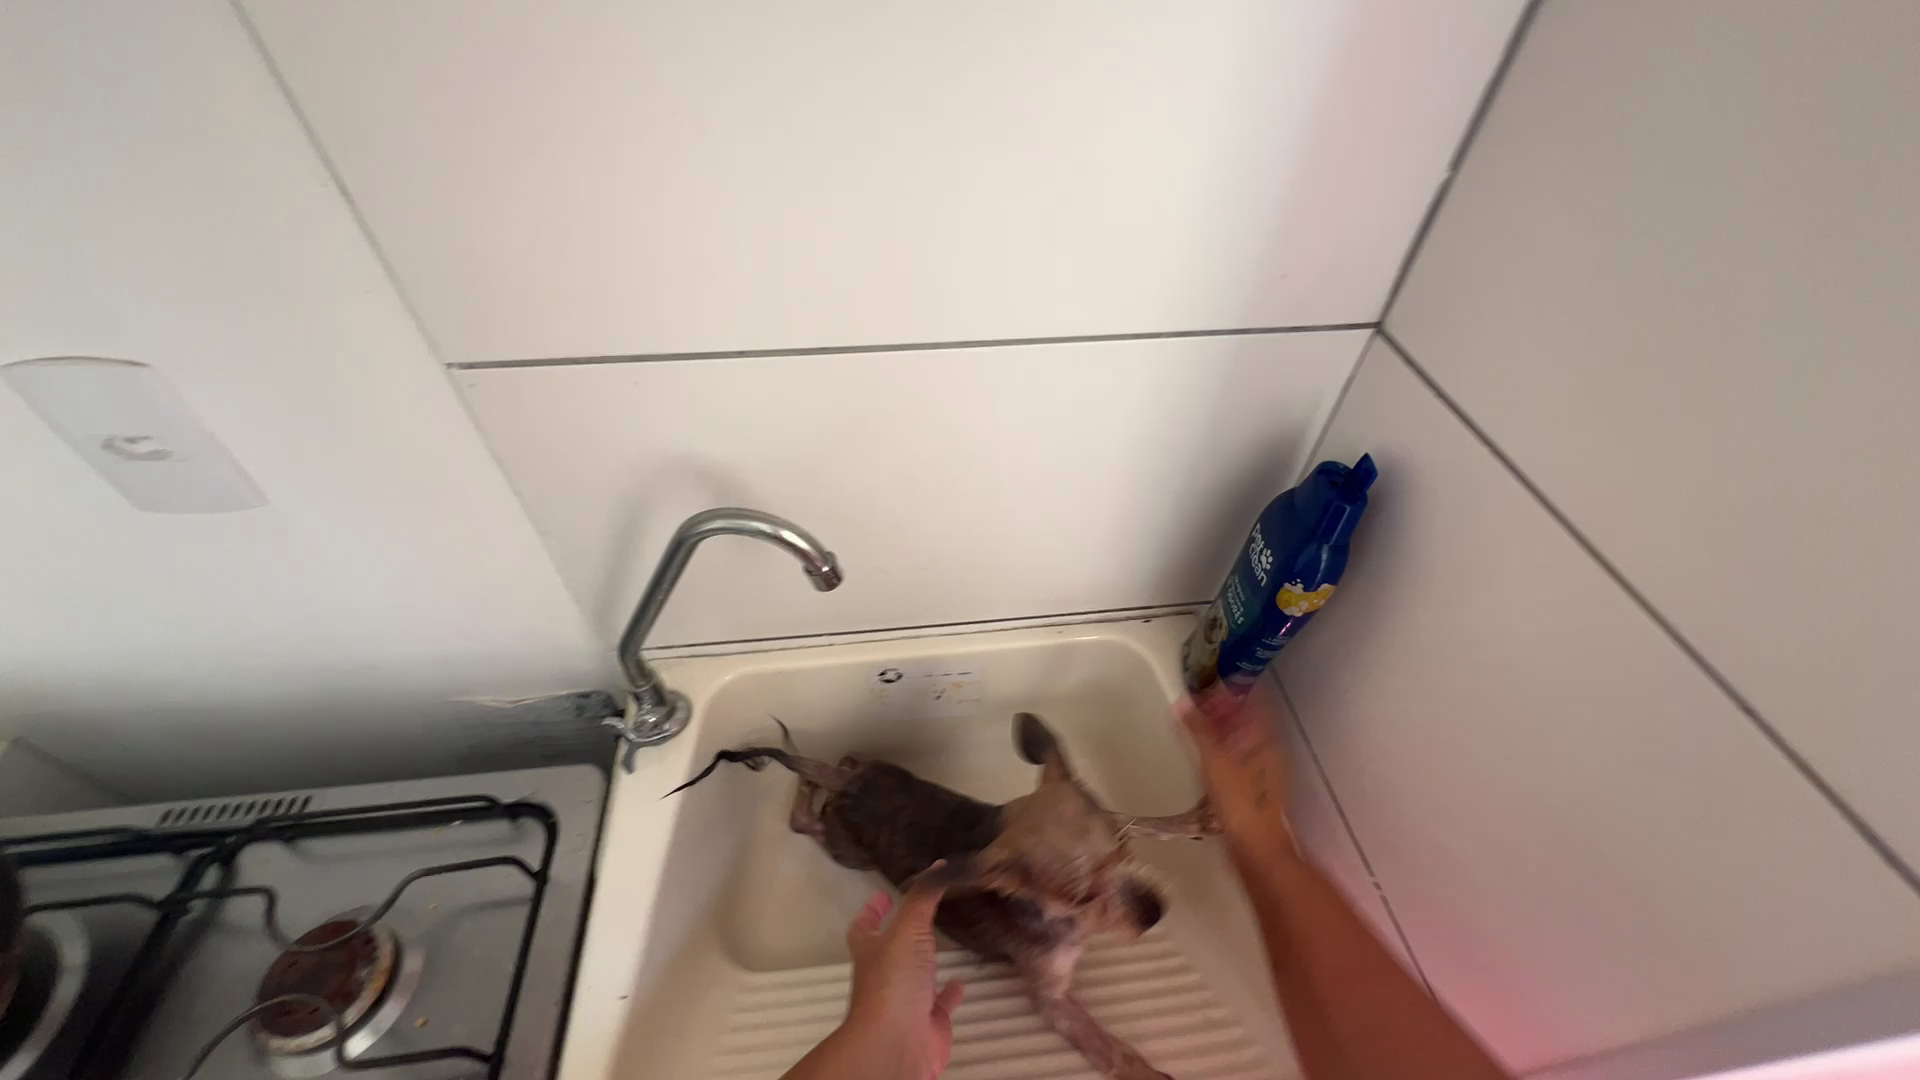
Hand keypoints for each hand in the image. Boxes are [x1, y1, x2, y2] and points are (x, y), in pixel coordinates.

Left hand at [843, 872, 967, 1078]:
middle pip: (891, 947)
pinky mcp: (927, 1022)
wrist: (897, 1044)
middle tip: (927, 910)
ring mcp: (905, 999)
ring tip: (949, 938)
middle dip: (905, 931)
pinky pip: (940, 1003)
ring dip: (929, 960)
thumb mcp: (908, 927)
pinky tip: (963, 980)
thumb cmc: (894, 980)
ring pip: (917, 974)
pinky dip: (950, 992)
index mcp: (870, 949)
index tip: (884, 894)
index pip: (865, 924)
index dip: (873, 909)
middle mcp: (885, 973)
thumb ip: (923, 896)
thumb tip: (939, 865)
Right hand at [1177, 689, 1296, 863]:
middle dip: (1226, 705)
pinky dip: (1222, 746)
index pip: (1255, 700)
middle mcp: (1270, 751)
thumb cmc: (1239, 801)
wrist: (1255, 849)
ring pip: (1243, 737)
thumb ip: (1197, 729)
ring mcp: (1264, 770)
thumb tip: (1182, 703)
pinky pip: (1237, 755)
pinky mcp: (1254, 787)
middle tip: (1201, 694)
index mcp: (1267, 738)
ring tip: (1198, 718)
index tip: (1216, 674)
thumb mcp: (1214, 759)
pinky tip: (1205, 750)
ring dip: (1223, 726)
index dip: (1237, 685)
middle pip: (1249, 718)